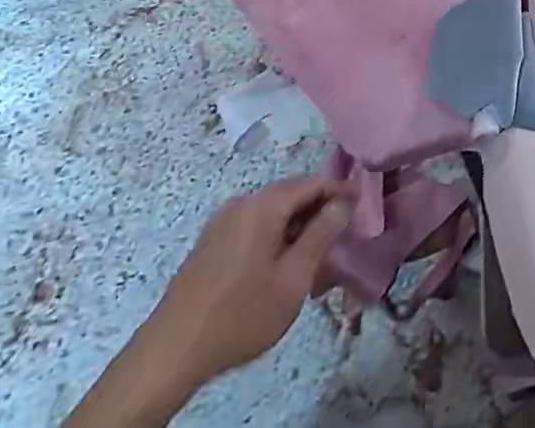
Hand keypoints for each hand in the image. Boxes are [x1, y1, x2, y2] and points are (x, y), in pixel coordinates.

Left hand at [65, 176, 352, 427]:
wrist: (171, 353)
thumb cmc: (241, 314)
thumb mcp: (294, 277)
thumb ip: (322, 234)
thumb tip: (344, 201)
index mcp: (264, 205)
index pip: (313, 182)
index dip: (341, 190)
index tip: (363, 204)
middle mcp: (242, 203)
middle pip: (292, 193)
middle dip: (320, 208)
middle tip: (343, 233)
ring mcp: (222, 221)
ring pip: (273, 211)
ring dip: (298, 224)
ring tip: (316, 253)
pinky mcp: (210, 241)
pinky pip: (254, 224)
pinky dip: (276, 234)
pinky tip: (283, 263)